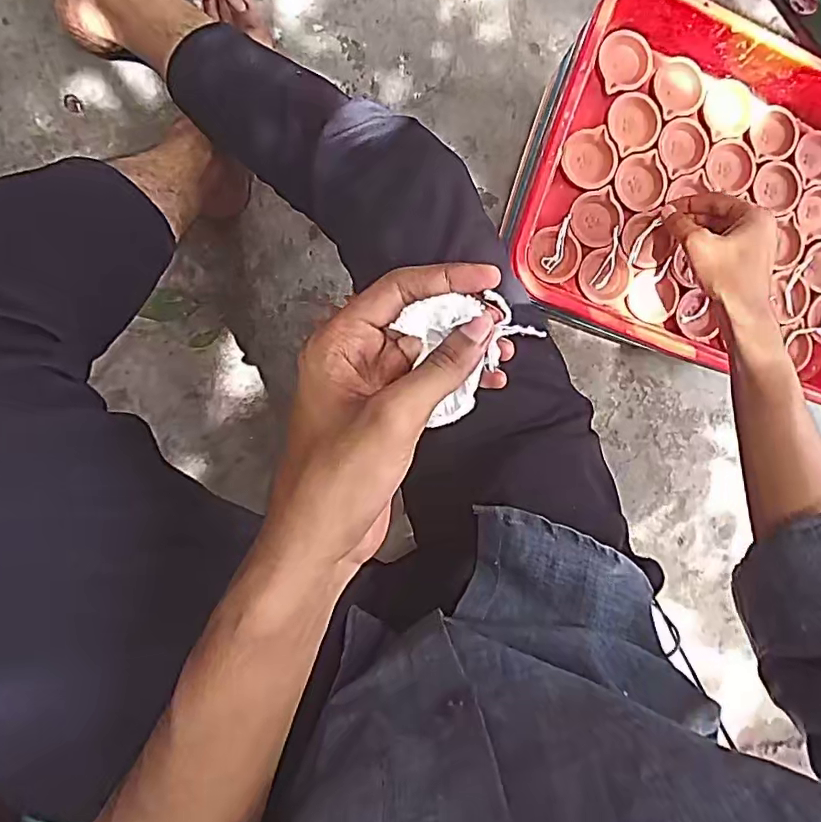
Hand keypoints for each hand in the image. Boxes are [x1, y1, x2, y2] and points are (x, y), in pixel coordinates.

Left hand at [263, 263, 514, 575]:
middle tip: (497, 318)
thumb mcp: (394, 416)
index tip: (482, 278)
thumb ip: (441, 368)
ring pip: (427, 350)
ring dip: (464, 350)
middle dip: (459, 317)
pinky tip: (484, 380)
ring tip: (500, 352)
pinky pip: (429, 381)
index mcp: (338, 344)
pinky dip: (457, 379)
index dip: (444, 278)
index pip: (397, 291)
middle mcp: (353, 358)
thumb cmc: (332, 484)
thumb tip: (476, 328)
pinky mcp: (389, 410)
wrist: (320, 543)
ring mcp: (373, 385)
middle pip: (415, 317)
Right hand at [663, 192, 778, 328]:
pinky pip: (721, 245)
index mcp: (756, 216)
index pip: (715, 200)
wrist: (742, 315)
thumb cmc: (732, 283)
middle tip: (670, 223)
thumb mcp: (697, 245)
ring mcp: (755, 245)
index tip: (670, 209)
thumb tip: (669, 213)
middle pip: (717, 215)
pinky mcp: (747, 261)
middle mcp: (760, 228)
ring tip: (677, 237)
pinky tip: (690, 253)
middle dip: (691, 219)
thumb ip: (680, 224)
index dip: (688, 204)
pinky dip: (704, 246)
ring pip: (718, 230)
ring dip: (695, 233)